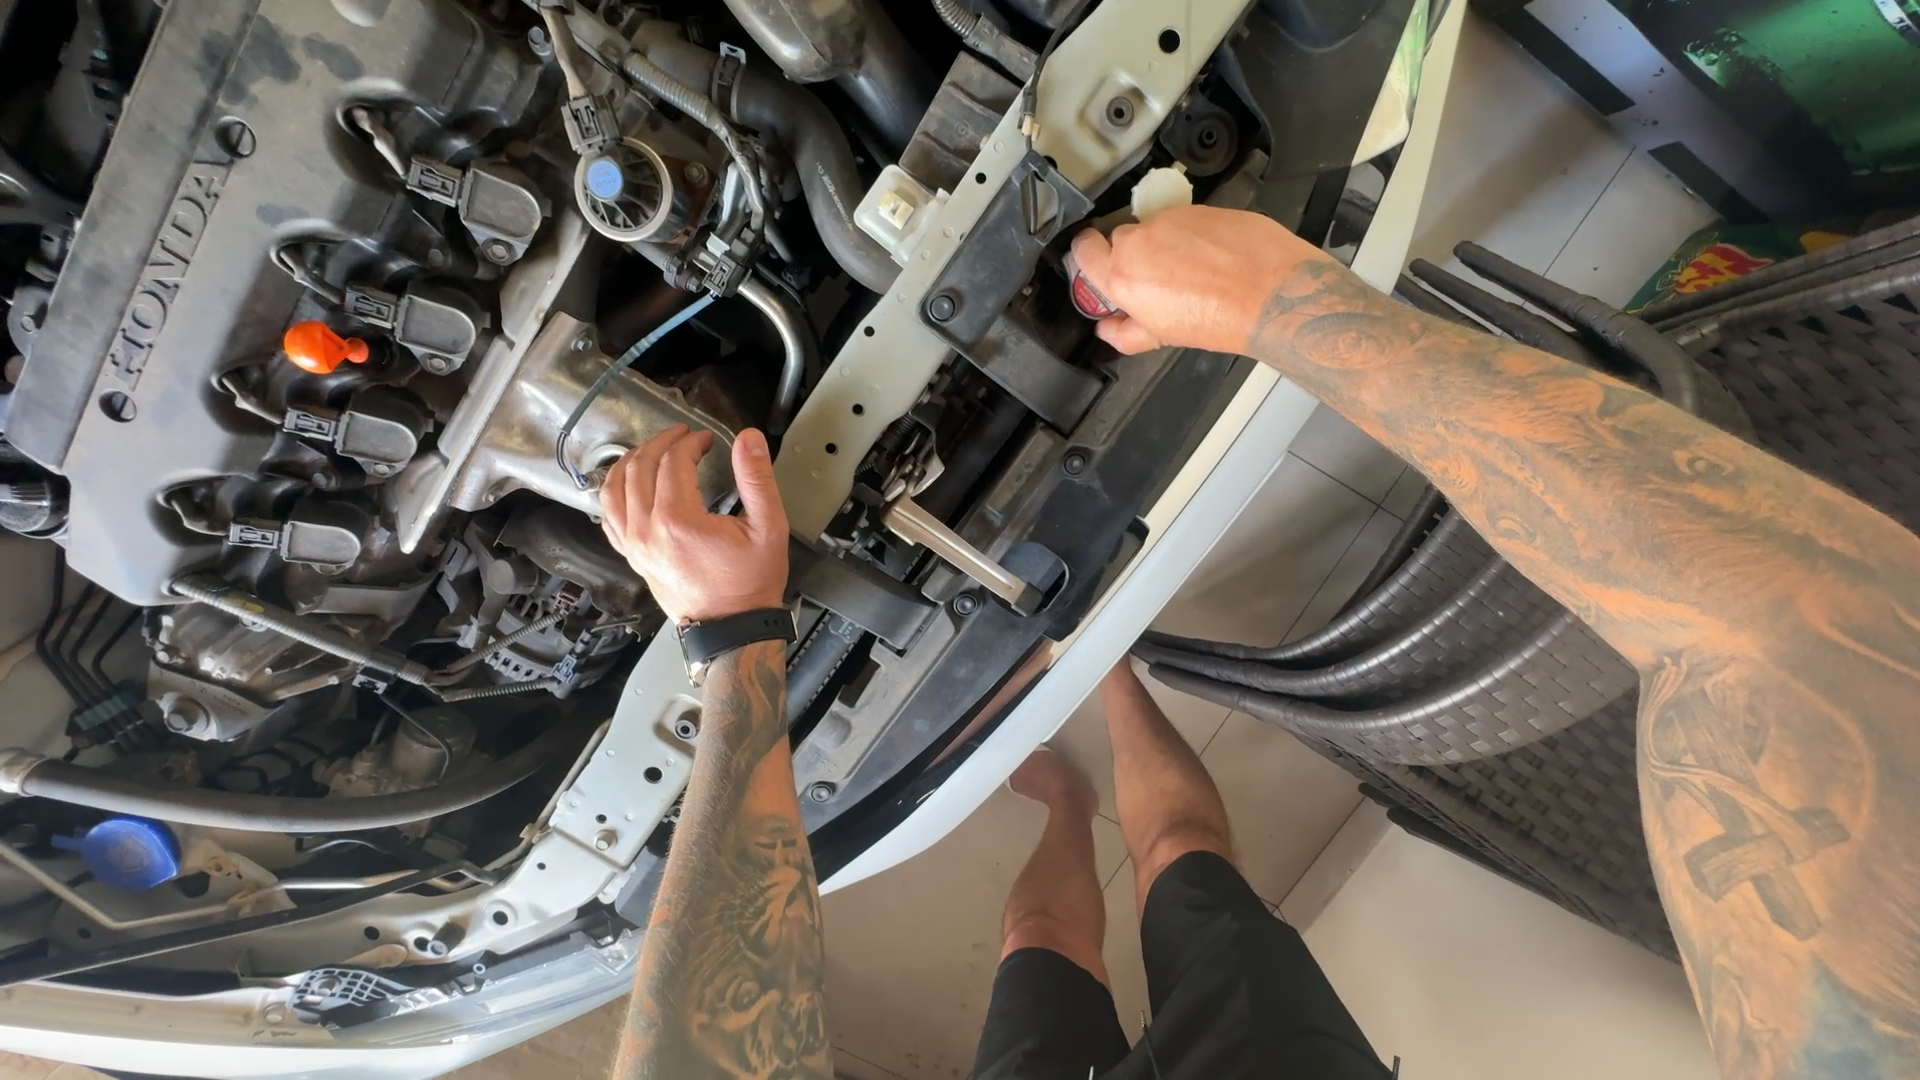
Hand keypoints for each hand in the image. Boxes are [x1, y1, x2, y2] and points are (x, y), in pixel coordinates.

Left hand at [601, 425, 788, 624]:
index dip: (690, 443)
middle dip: (662, 443)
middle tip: (682, 436)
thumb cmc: (751, 582)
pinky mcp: (633, 558)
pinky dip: (615, 492)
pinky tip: (628, 484)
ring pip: (615, 488)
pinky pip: (609, 517)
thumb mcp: (768, 527)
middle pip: (640, 468)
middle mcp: (647, 531)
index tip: (707, 440)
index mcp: (679, 521)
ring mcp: (634, 547)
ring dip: (632, 461)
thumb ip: (757, 479)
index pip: (673, 462)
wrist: (733, 628)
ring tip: (653, 451)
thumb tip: (748, 439)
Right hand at [1068, 205, 1320, 355]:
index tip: (1096, 264)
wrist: (1269, 293)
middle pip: (1119, 239)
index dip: (1086, 255)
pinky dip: (1189, 235)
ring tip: (1188, 272)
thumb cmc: (1217, 317)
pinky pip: (1182, 220)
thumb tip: (1108, 328)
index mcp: (1121, 275)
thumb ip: (1123, 333)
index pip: (1082, 248)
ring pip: (1153, 228)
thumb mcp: (1159, 337)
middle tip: (1152, 280)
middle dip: (1132, 256)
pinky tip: (1209, 257)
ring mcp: (1170, 220)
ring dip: (1162, 245)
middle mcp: (1140, 241)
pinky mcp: (1198, 208)